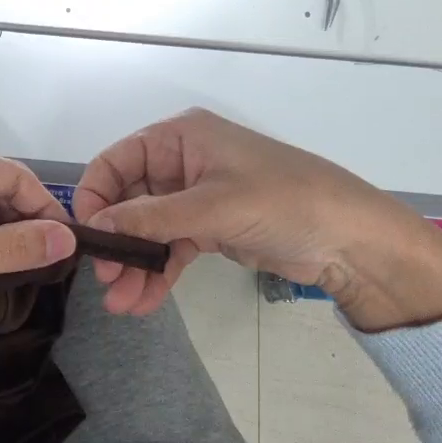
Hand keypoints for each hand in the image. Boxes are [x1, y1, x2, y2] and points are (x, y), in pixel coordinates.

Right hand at [74, 109, 441, 331]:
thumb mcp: (213, 207)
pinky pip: (170, 248)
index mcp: (180, 137)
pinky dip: (157, 272)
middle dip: (115, 242)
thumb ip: (149, 217)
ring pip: (147, 230)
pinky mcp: (210, 228)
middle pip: (128, 200)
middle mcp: (181, 162)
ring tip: (121, 304)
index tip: (85, 239)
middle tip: (105, 282)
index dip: (95, 197)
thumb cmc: (286, 203)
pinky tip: (144, 302)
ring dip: (133, 265)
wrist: (356, 241)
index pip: (116, 162)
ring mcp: (195, 197)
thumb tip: (94, 227)